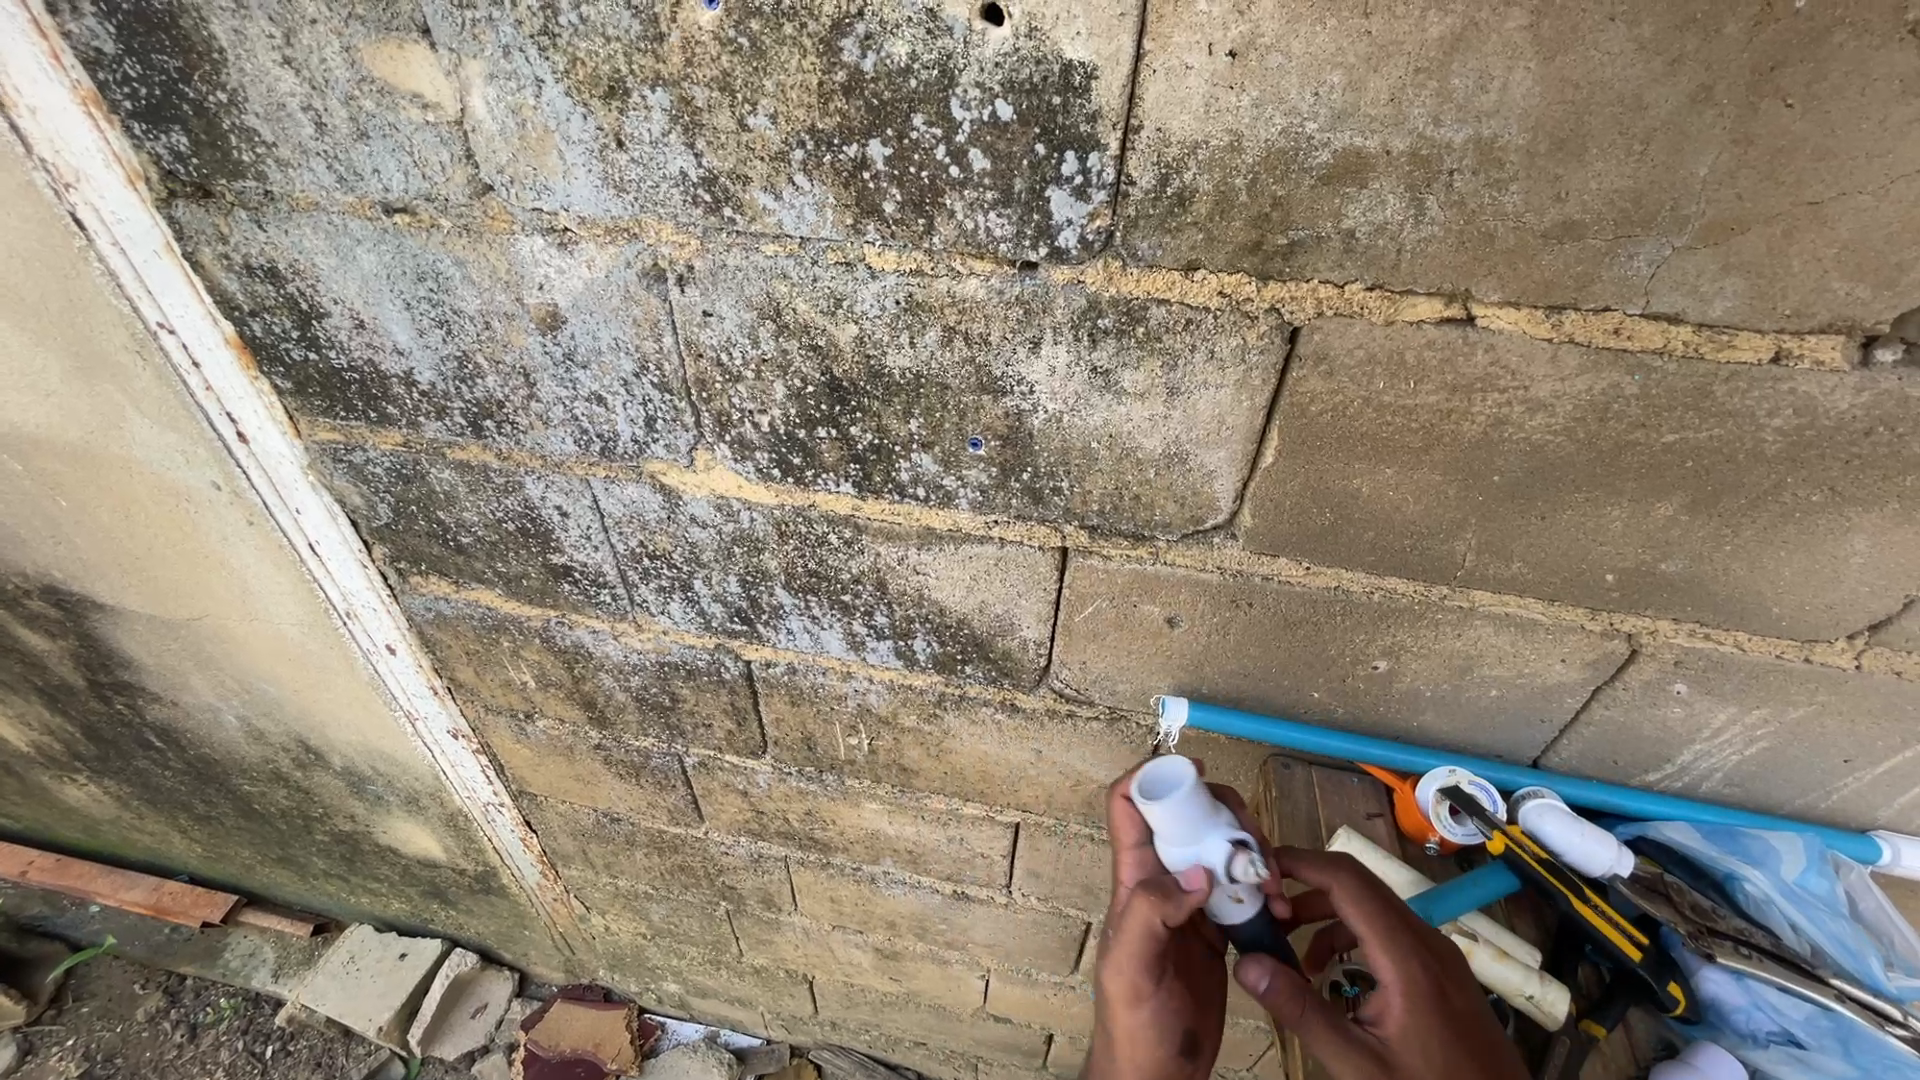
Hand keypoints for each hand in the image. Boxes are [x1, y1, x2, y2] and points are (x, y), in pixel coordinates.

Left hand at [1085, 760, 1288, 1079]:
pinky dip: (1264, 889)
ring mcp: (1192, 901)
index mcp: (1133, 876)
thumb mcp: (1130, 963)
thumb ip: (1150, 912)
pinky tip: (1279, 910)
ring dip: (1252, 854)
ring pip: (1221, 848)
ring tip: (1273, 887)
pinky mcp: (1218, 927)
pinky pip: (1243, 889)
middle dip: (1225, 815)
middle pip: (1189, 816)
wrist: (1159, 1070)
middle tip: (1256, 847)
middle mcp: (1161, 878)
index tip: (1197, 773)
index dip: (1154, 776)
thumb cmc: (1132, 1018)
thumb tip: (1195, 873)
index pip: (1130, 804)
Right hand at [1233, 848, 1527, 1079]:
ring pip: (1369, 905)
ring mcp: (1437, 954)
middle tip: (1261, 907)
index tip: (1256, 871)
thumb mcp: (1359, 1065)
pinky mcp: (1441, 971)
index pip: (1345, 878)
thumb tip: (1244, 962)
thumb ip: (1301, 1010)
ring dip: (1322, 911)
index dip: (1297, 863)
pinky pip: (1385, 930)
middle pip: (1355, 883)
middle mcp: (1425, 940)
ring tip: (1286, 942)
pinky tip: (1326, 972)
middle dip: (1301, 885)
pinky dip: (1347, 934)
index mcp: (1406, 955)